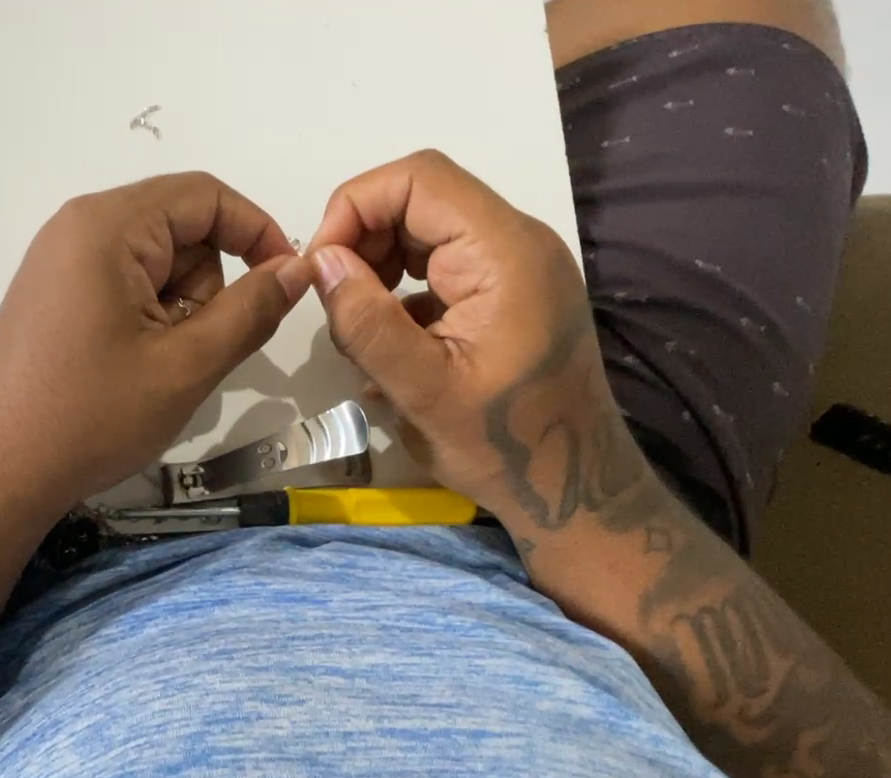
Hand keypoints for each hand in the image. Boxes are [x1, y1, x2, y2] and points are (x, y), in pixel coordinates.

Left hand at [0, 172, 313, 515]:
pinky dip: (146, 323)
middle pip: (177, 230)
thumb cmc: (92, 417)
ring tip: (158, 371)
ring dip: (177, 311)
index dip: (256, 231)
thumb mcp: (186, 366)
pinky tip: (132, 373)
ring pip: (152, 266)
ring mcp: (56, 267)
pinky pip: (120, 290)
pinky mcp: (49, 302)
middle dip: (208, 286)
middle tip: (194, 352)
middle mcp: (75, 230)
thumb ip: (251, 310)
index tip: (283, 283)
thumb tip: (297, 268)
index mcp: (106, 226)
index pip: (204, 195)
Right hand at [304, 150, 650, 535]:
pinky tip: (386, 348)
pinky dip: (400, 295)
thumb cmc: (502, 445)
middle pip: (419, 201)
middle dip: (361, 243)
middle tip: (335, 308)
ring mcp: (512, 269)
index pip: (418, 179)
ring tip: (359, 334)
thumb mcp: (423, 391)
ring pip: (424, 235)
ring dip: (376, 272)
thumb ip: (368, 323)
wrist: (570, 485)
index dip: (354, 207)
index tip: (320, 269)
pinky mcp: (504, 297)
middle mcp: (514, 243)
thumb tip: (319, 262)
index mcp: (503, 252)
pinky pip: (439, 270)